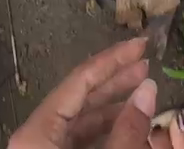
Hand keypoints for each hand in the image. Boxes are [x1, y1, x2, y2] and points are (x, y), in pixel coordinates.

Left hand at [7, 38, 183, 147]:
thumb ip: (128, 130)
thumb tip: (149, 87)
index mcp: (37, 133)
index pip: (80, 81)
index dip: (114, 59)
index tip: (144, 44)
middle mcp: (34, 140)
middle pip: (80, 98)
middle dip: (116, 81)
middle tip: (148, 64)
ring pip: (81, 122)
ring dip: (114, 107)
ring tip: (146, 95)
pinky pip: (78, 143)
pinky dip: (105, 132)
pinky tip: (129, 127)